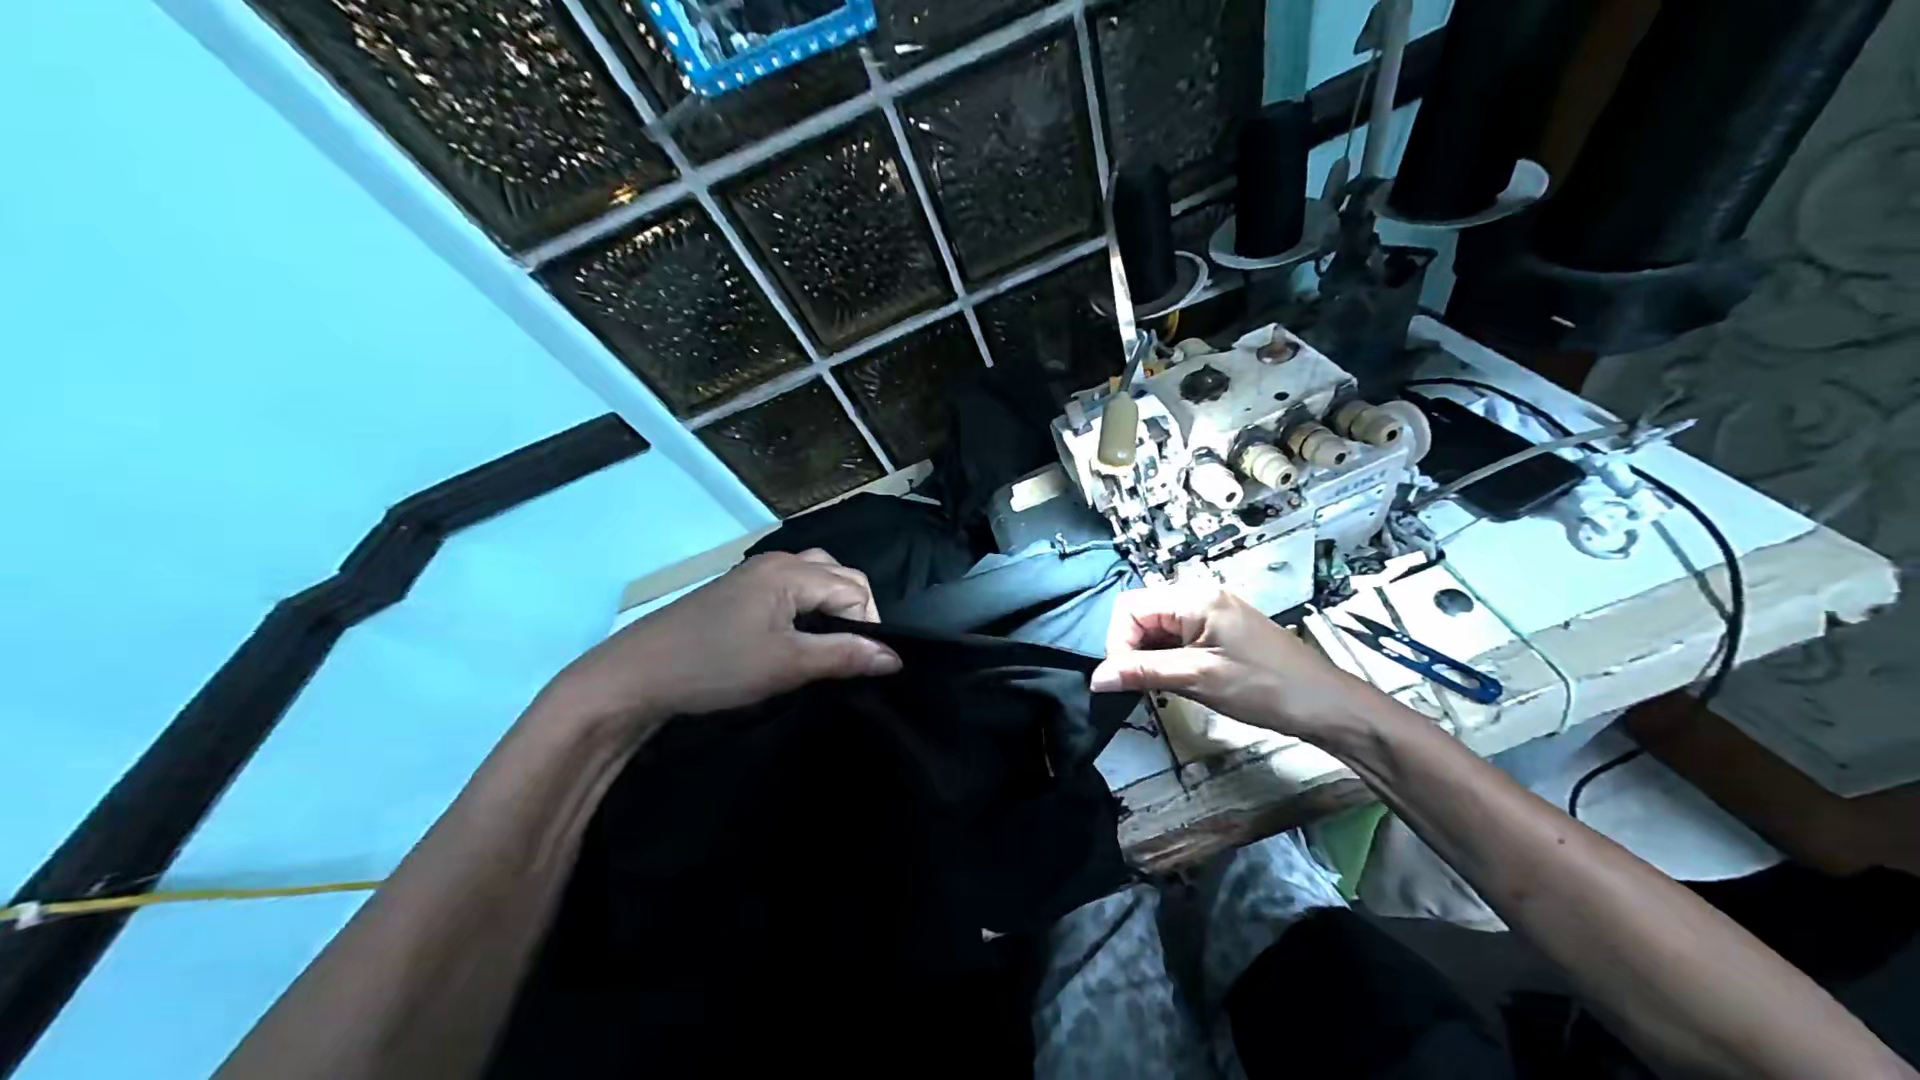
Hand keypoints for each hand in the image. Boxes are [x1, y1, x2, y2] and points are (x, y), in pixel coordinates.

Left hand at [543, 549, 901, 729]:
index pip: (854, 589)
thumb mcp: (785, 664)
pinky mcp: (739, 594)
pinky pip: (791, 590)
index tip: (863, 665)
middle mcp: (776, 562)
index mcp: (790, 571)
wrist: (633, 676)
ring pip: (815, 580)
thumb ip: (844, 656)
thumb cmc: (714, 666)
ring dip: (832, 608)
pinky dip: (808, 609)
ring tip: (831, 645)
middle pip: (839, 576)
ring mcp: (754, 576)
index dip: (869, 626)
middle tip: (852, 655)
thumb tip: (894, 657)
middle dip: (856, 611)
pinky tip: (800, 637)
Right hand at [1089, 585, 1385, 741]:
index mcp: (1194, 598)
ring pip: (1158, 629)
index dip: (1119, 642)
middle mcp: (1200, 596)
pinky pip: (1178, 637)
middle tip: (1145, 685)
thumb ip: (1144, 672)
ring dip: (1151, 657)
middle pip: (1141, 615)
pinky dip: (1169, 659)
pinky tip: (1180, 681)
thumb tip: (1097, 678)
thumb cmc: (1265, 688)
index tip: (1126, 678)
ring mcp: (1212, 612)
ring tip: (1166, 686)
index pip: (1130, 608)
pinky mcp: (1221, 631)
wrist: (1326, 706)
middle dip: (1133, 650)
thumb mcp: (1198, 679)